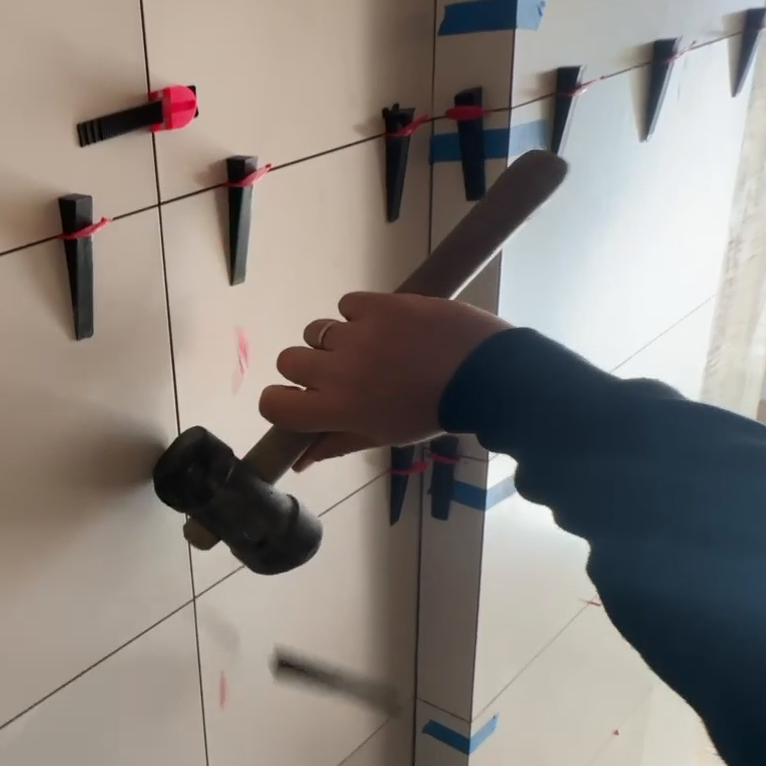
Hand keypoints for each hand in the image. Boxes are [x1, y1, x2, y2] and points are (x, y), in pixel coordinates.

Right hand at [260, 292, 510, 467]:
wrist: (492, 376)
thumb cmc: (432, 413)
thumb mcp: (382, 435)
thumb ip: (334, 444)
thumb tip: (297, 461)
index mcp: (335, 409)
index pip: (273, 404)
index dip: (279, 400)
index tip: (300, 398)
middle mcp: (336, 371)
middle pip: (288, 361)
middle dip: (308, 366)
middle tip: (340, 370)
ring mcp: (356, 336)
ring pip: (316, 330)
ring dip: (333, 339)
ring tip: (366, 344)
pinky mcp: (379, 306)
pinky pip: (347, 304)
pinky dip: (359, 313)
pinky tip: (382, 325)